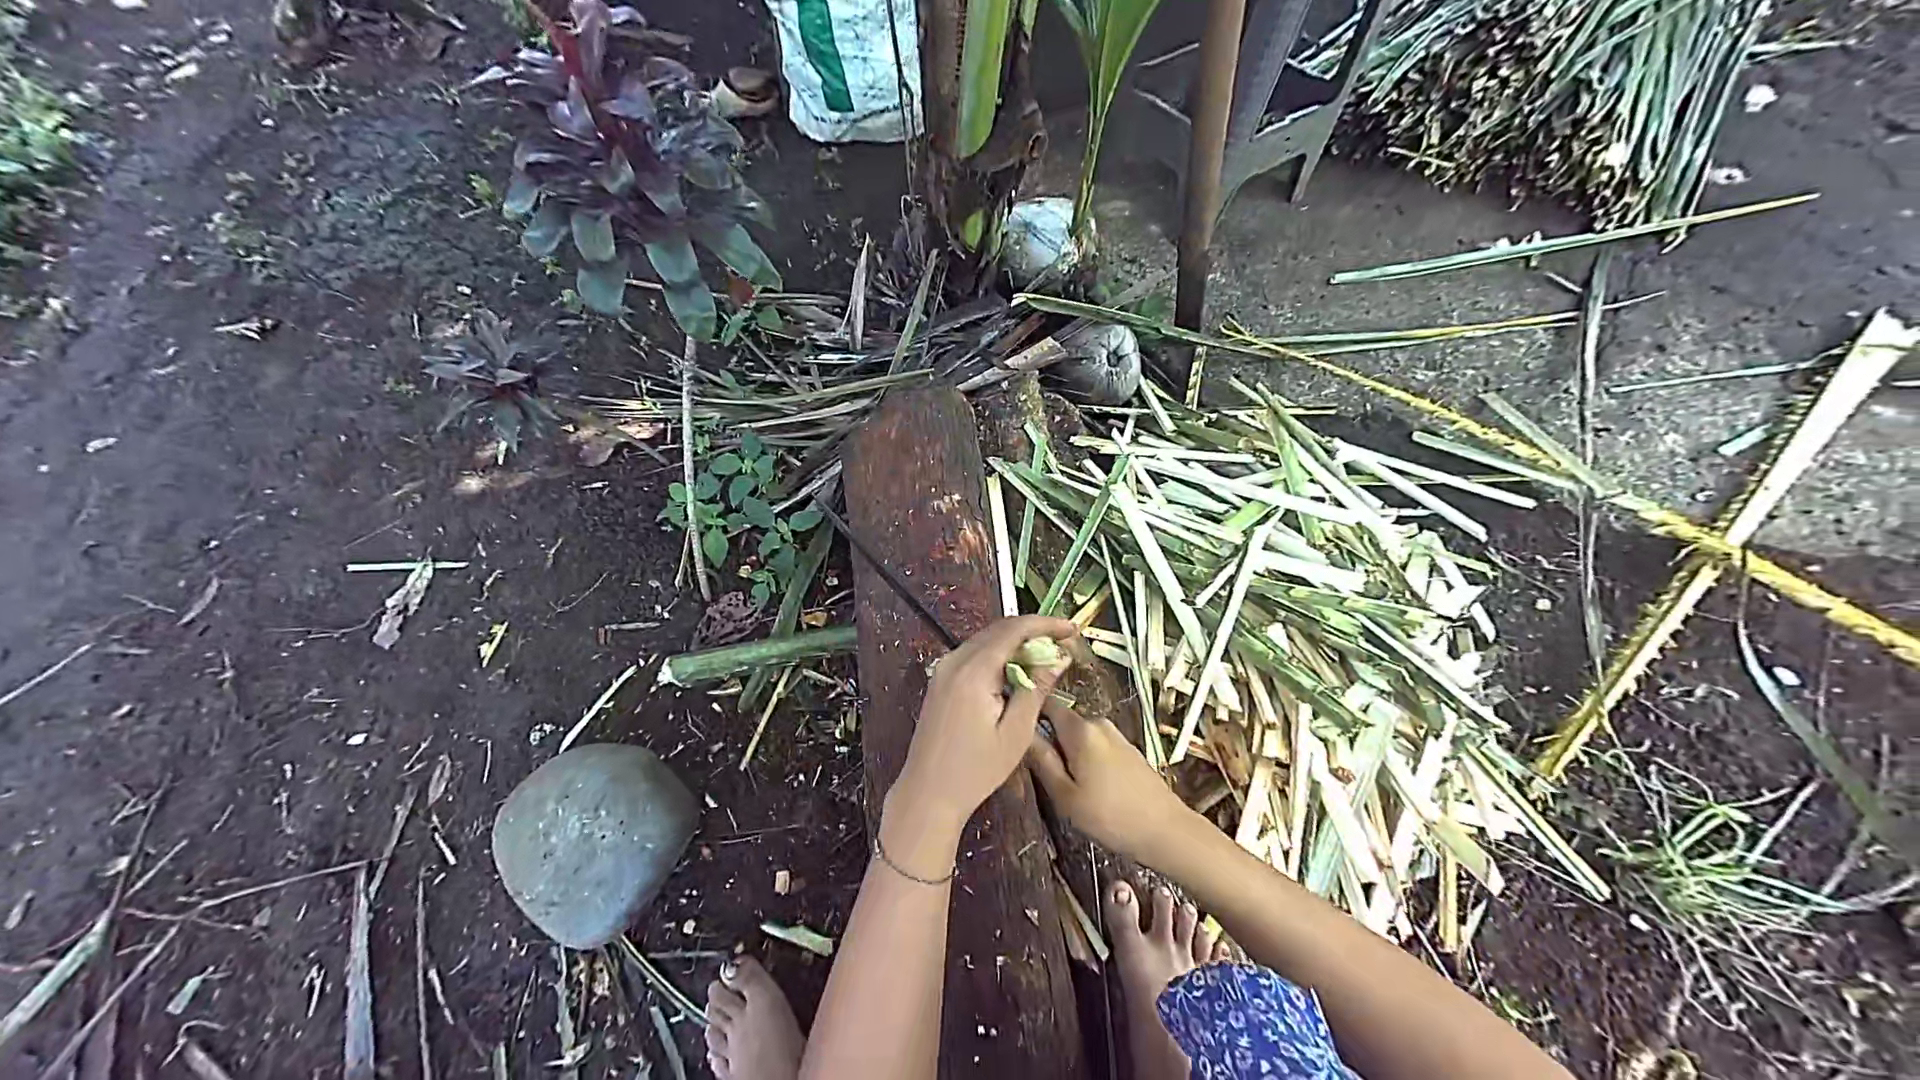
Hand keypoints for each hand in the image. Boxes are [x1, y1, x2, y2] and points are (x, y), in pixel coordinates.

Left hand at [890, 615, 1078, 832]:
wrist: (928, 793)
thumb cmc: (976, 770)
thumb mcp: (1016, 732)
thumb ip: (1036, 688)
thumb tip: (1058, 657)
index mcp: (973, 671)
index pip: (1013, 630)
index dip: (1045, 624)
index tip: (1072, 629)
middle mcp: (955, 661)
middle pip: (998, 630)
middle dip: (1033, 631)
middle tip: (1063, 641)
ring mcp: (943, 669)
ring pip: (985, 641)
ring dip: (1016, 642)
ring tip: (1046, 654)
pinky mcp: (940, 680)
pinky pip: (973, 655)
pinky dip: (998, 655)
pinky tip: (1017, 670)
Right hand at [1025, 699, 1198, 870]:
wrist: (1166, 832)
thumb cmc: (1109, 816)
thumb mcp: (1064, 794)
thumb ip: (1041, 759)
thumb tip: (1022, 733)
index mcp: (1080, 729)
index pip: (1045, 704)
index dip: (1029, 714)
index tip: (1017, 735)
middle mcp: (1098, 723)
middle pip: (1062, 722)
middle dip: (1051, 742)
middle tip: (1045, 775)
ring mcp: (1116, 735)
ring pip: (1079, 737)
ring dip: (1070, 754)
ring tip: (1069, 787)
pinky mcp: (1128, 750)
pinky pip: (1097, 747)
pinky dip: (1088, 761)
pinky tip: (1094, 789)